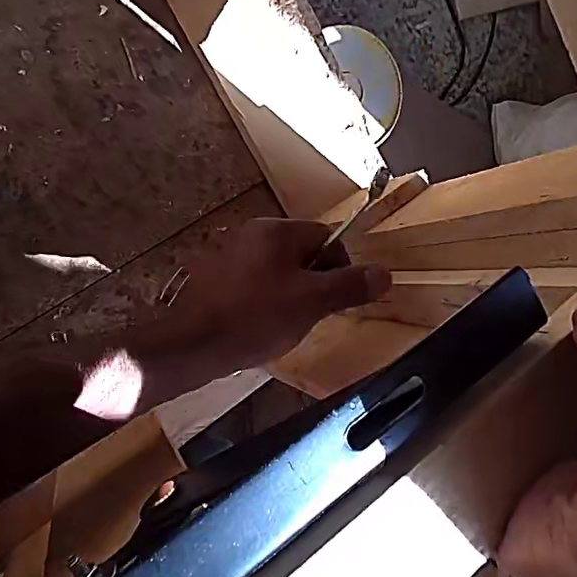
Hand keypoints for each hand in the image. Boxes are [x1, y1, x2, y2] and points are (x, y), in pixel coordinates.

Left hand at [165, 218, 390, 373]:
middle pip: (303, 254)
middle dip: (315, 284)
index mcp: (276, 231)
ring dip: (292, 296)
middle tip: (311, 315)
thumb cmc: (255, 318)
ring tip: (285, 324)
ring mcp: (232, 256)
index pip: (327, 236)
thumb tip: (384, 274)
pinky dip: (267, 304)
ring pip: (281, 272)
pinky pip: (257, 286)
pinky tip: (261, 327)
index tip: (336, 298)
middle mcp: (253, 235)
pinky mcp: (218, 280)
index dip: (340, 267)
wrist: (193, 344)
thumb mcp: (312, 302)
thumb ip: (349, 286)